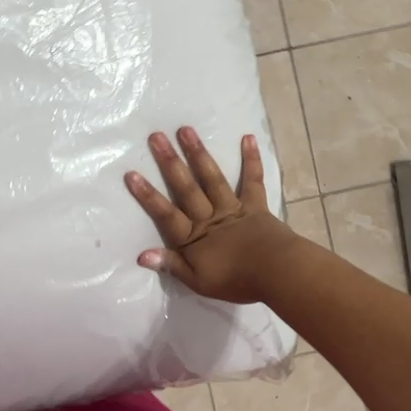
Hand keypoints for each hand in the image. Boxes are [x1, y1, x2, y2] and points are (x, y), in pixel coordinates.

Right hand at [125, 129, 298, 304]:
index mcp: (193, 237)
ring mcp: (232, 208)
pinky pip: (252, 181)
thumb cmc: (237, 281)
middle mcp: (209, 216)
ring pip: (211, 178)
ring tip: (186, 130)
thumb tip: (141, 255)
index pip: (165, 213)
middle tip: (156, 136)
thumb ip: (171, 265)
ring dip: (198, 153)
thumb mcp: (198, 281)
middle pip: (186, 187)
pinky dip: (251, 159)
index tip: (132, 173)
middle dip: (170, 162)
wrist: (279, 274)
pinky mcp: (255, 205)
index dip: (148, 195)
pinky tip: (248, 138)